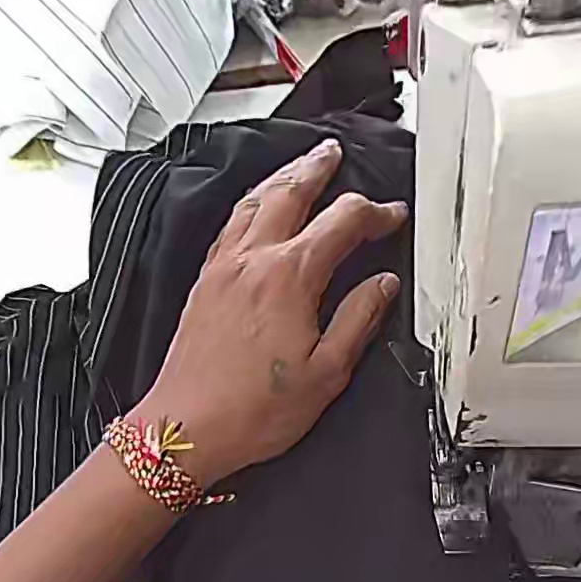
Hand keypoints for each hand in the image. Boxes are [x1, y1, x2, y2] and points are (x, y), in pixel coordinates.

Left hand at [132, 138, 407, 485]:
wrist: (188, 427)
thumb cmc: (257, 410)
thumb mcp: (327, 372)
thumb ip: (358, 320)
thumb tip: (383, 285)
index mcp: (289, 277)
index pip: (341, 224)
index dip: (373, 214)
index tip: (392, 216)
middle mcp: (252, 260)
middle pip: (289, 193)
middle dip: (318, 170)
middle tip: (334, 154)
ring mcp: (223, 268)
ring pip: (253, 201)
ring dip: (280, 178)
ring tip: (298, 167)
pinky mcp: (204, 283)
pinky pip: (229, 225)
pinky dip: (249, 204)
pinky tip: (254, 210)